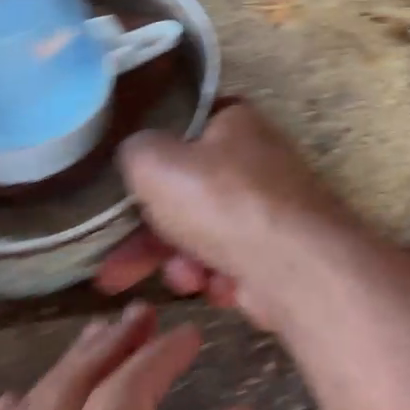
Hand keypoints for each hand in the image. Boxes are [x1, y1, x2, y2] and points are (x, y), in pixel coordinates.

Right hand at [98, 101, 351, 326]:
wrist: (295, 263)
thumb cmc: (224, 201)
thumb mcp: (156, 163)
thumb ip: (136, 151)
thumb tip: (139, 152)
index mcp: (237, 123)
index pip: (187, 129)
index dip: (152, 159)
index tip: (125, 191)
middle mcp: (259, 159)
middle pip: (188, 194)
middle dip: (149, 236)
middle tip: (113, 273)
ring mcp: (272, 206)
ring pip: (203, 234)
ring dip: (181, 262)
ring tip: (183, 280)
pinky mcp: (279, 249)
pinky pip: (231, 262)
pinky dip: (218, 277)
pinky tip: (219, 286)